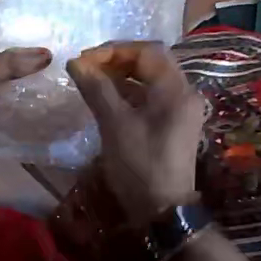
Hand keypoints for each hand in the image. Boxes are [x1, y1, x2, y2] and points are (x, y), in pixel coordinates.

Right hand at [67, 42, 207, 224]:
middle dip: (117, 61)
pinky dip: (129, 93)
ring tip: (92, 82)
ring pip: (150, 80)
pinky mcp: (173, 125)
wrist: (163, 210)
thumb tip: (76, 63)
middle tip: (87, 69)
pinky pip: (151, 98)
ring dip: (121, 76)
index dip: (114, 50)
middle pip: (151, 62)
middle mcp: (184, 94)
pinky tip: (107, 100)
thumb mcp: (115, 125)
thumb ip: (97, 89)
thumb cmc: (140, 165)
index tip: (85, 61)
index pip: (148, 51)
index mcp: (176, 90)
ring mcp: (180, 110)